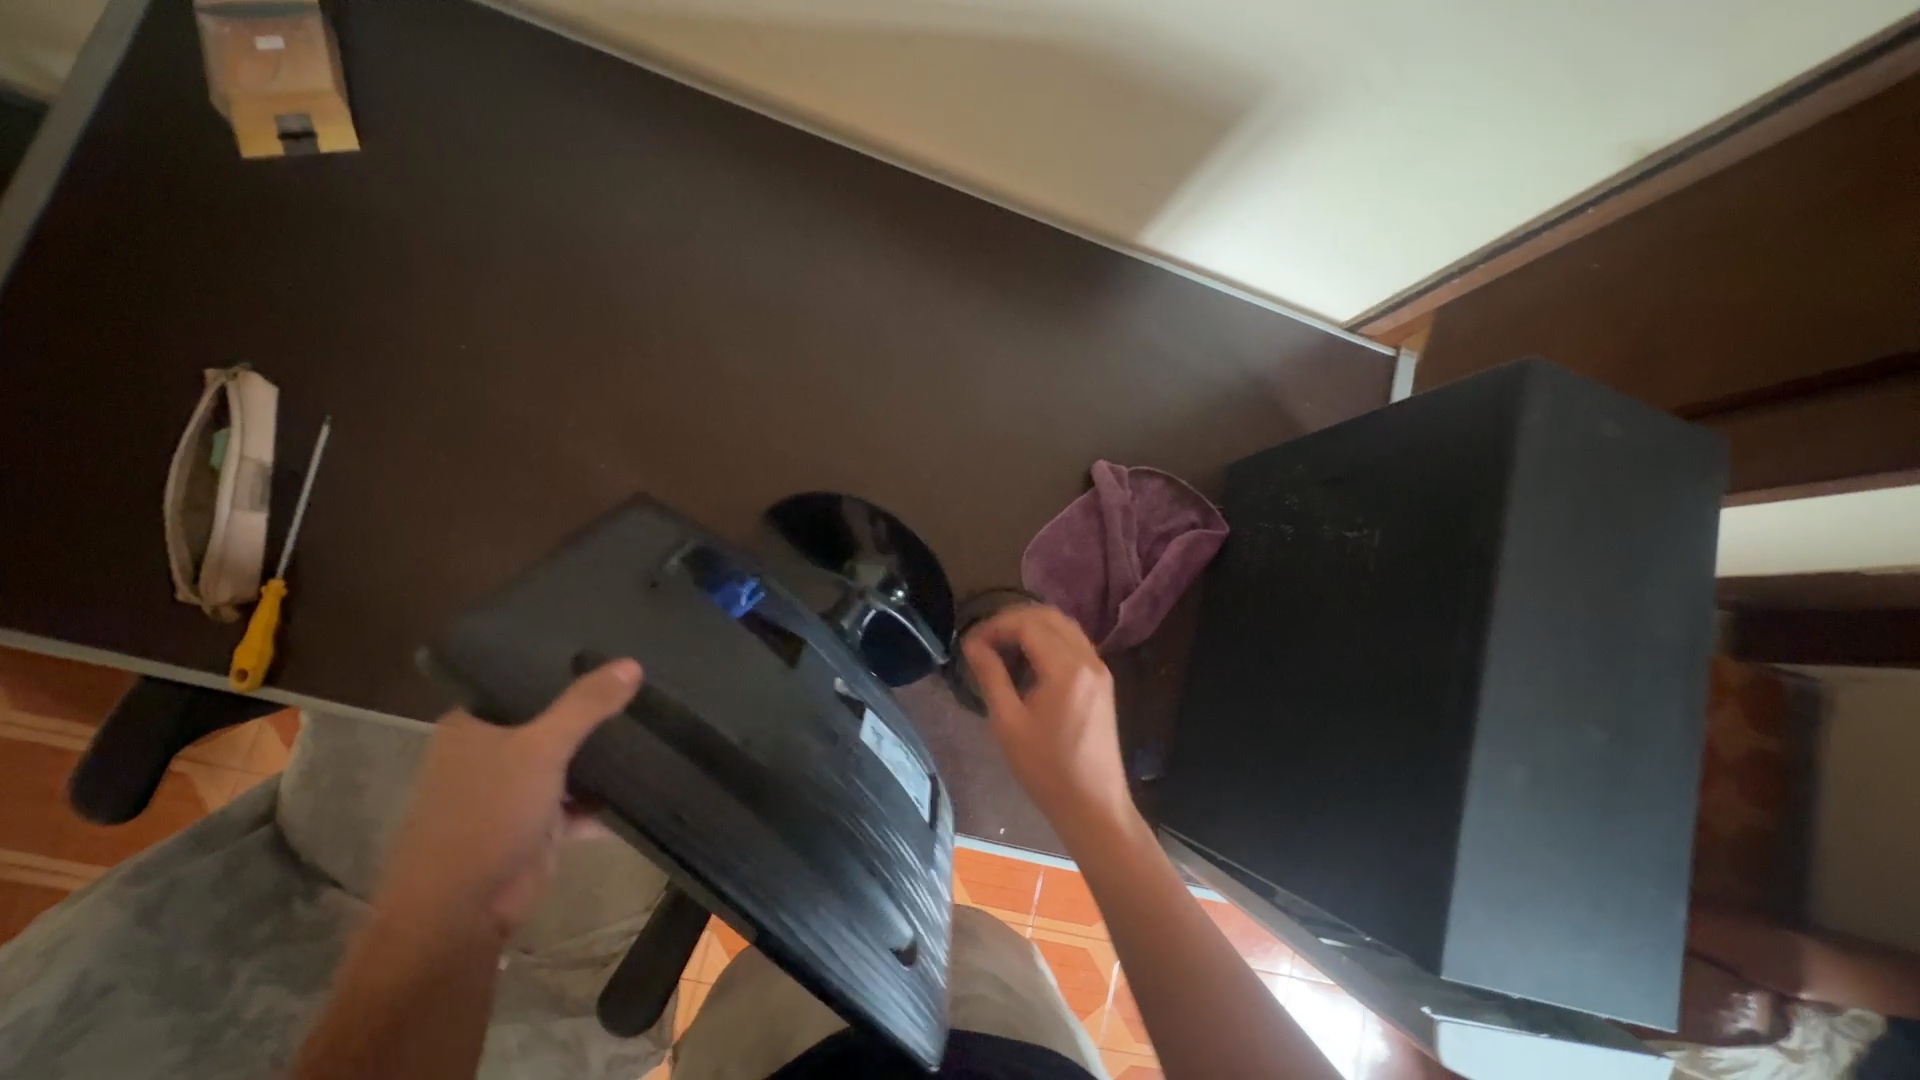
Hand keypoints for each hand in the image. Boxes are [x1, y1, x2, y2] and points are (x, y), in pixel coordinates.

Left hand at [373, 659, 642, 938]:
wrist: (459, 910)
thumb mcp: (540, 748)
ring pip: (566, 765)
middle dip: (591, 714)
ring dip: (601, 759)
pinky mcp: (535, 829)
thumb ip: (586, 706)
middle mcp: (488, 755)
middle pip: (549, 724)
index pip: (520, 683)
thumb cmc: (487, 814)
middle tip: (644, 687)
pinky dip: (604, 800)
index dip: (562, 670)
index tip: (611, 654)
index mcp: (472, 727)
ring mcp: (512, 794)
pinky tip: (646, 784)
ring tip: (654, 727)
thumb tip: (632, 663)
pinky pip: (578, 805)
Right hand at [962, 605, 1137, 844]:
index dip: (995, 626)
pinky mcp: (1103, 682)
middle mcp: (1088, 660)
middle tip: (984, 640)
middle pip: (1049, 617)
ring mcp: (1100, 670)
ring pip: (1064, 627)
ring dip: (1032, 627)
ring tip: (1002, 647)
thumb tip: (973, 644)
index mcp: (1066, 668)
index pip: (1028, 624)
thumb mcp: (1008, 723)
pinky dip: (1050, 641)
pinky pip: (1074, 644)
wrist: (1093, 805)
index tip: (971, 643)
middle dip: (1013, 620)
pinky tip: (1028, 662)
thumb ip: (991, 676)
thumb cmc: (1046, 769)